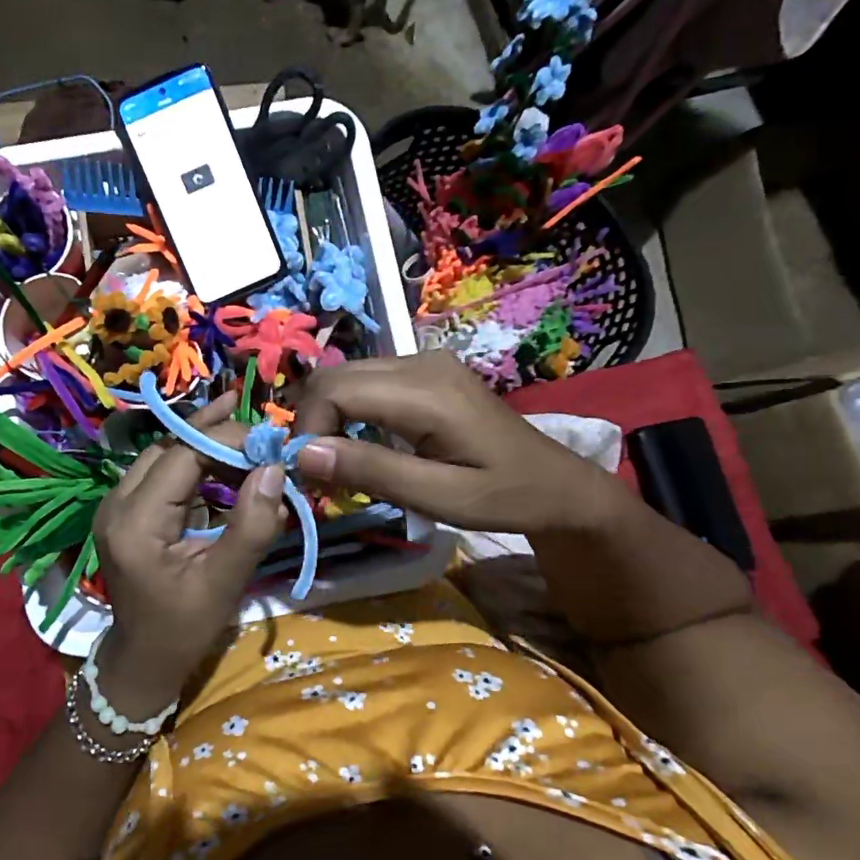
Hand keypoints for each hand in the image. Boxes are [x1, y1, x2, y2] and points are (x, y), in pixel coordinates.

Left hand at [91, 392, 286, 700]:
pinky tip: (227, 461)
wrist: (144, 659)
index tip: (273, 446)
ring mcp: (116, 504)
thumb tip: (274, 469)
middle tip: (267, 437)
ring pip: (165, 453)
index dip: (229, 439)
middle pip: (170, 446)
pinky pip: (162, 471)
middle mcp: (116, 503)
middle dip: (220, 436)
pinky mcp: (126, 510)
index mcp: (135, 522)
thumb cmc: (184, 628)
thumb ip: (251, 527)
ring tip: (253, 442)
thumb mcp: (224, 583)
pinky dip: (197, 463)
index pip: (183, 455)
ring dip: (209, 445)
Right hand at [288, 351, 628, 534]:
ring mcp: (425, 363)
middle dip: (314, 423)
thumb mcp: (439, 497)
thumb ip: (372, 471)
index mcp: (427, 391)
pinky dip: (350, 412)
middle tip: (319, 475)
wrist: (556, 484)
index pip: (335, 389)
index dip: (309, 429)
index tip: (313, 477)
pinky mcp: (427, 372)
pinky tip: (362, 445)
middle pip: (335, 376)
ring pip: (347, 377)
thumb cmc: (504, 496)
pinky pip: (368, 382)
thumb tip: (302, 455)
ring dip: (329, 418)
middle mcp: (421, 363)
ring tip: (339, 466)